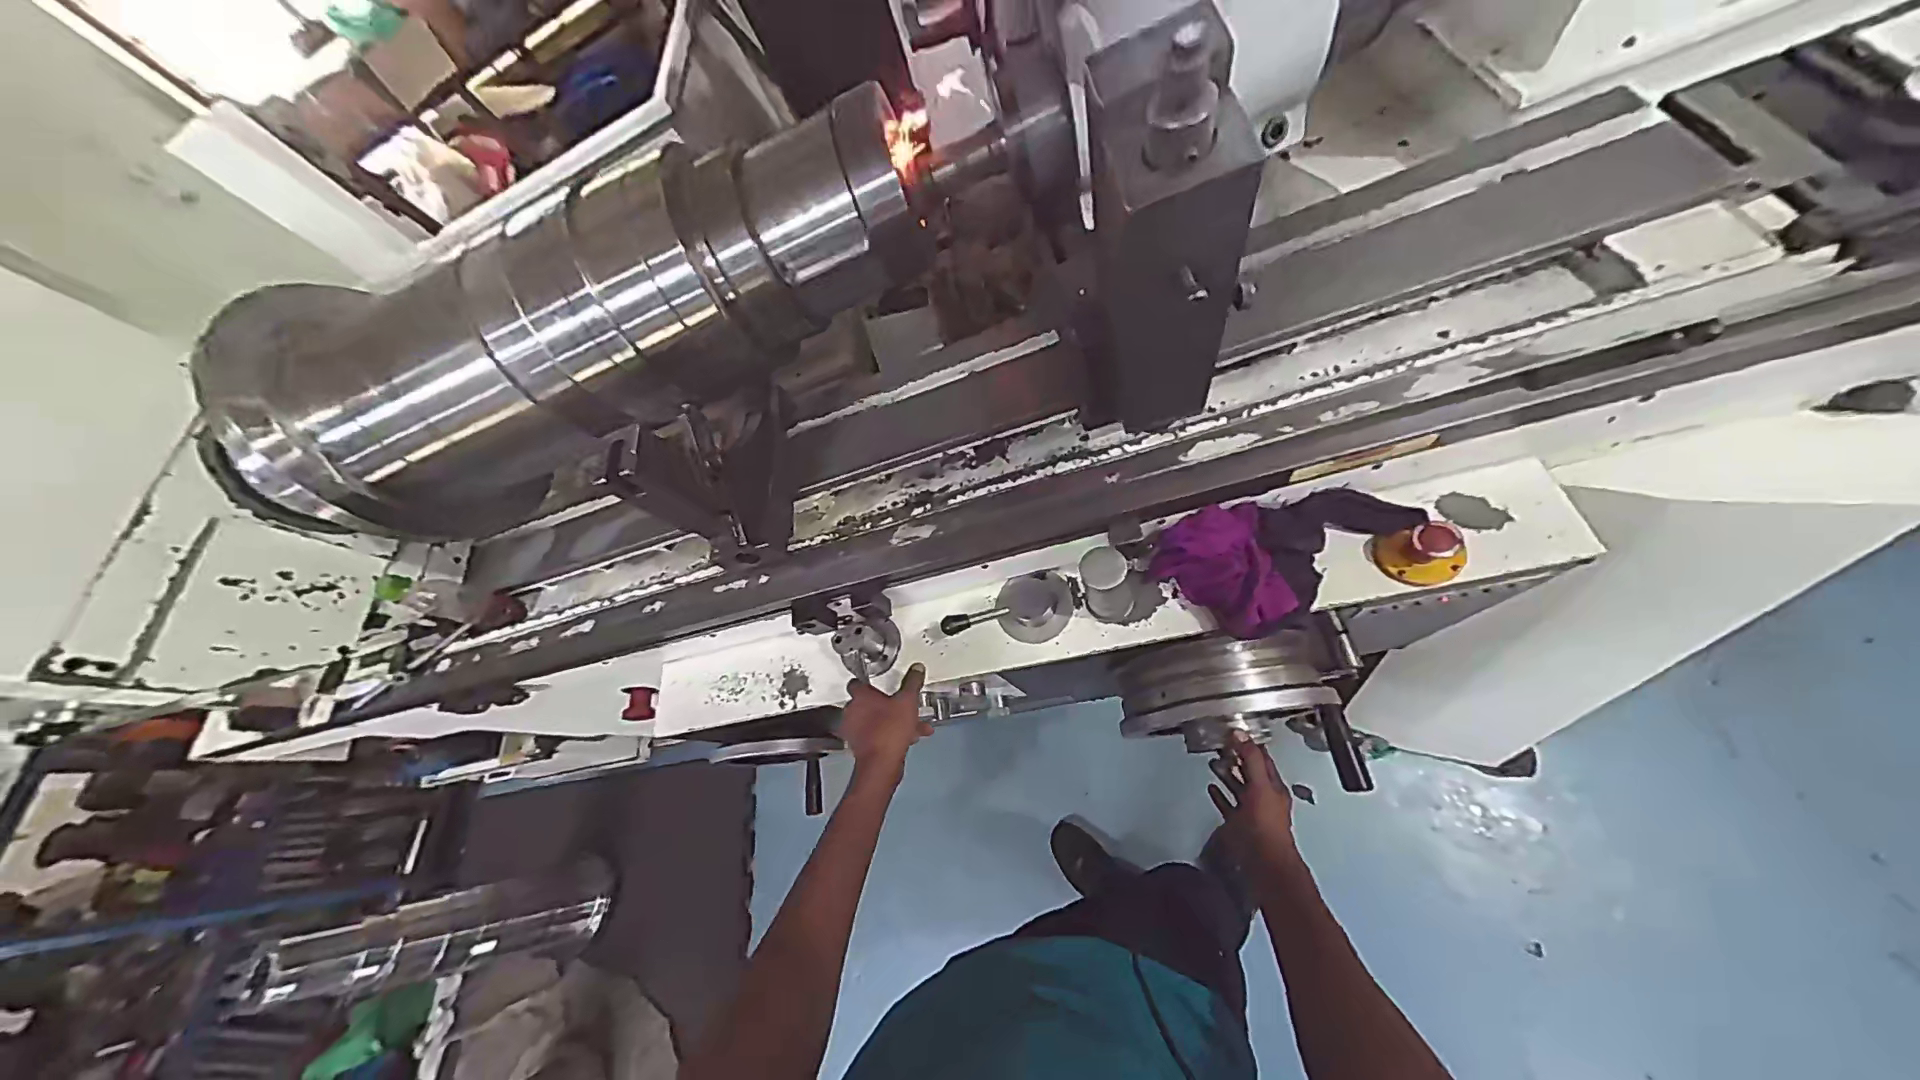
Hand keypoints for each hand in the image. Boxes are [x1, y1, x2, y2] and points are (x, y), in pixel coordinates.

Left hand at [838, 663, 930, 784]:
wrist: (882, 763)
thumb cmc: (888, 732)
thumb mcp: (908, 701)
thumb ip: (912, 683)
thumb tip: (916, 669)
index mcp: (861, 696)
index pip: (857, 682)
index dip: (868, 682)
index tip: (878, 683)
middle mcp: (853, 712)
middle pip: (869, 703)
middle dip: (887, 705)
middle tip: (900, 705)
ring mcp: (854, 730)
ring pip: (875, 721)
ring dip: (892, 721)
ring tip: (912, 725)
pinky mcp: (860, 746)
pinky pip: (876, 735)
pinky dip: (890, 735)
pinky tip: (908, 737)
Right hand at [1208, 732, 1301, 872]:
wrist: (1263, 860)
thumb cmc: (1266, 826)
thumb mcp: (1261, 786)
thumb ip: (1252, 760)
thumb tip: (1242, 736)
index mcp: (1273, 787)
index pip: (1262, 759)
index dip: (1249, 745)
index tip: (1234, 734)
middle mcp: (1264, 797)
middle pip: (1249, 771)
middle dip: (1236, 758)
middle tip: (1222, 745)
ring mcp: (1251, 810)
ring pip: (1238, 786)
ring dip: (1226, 773)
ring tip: (1214, 762)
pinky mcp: (1238, 823)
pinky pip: (1228, 803)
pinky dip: (1220, 794)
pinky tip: (1212, 788)